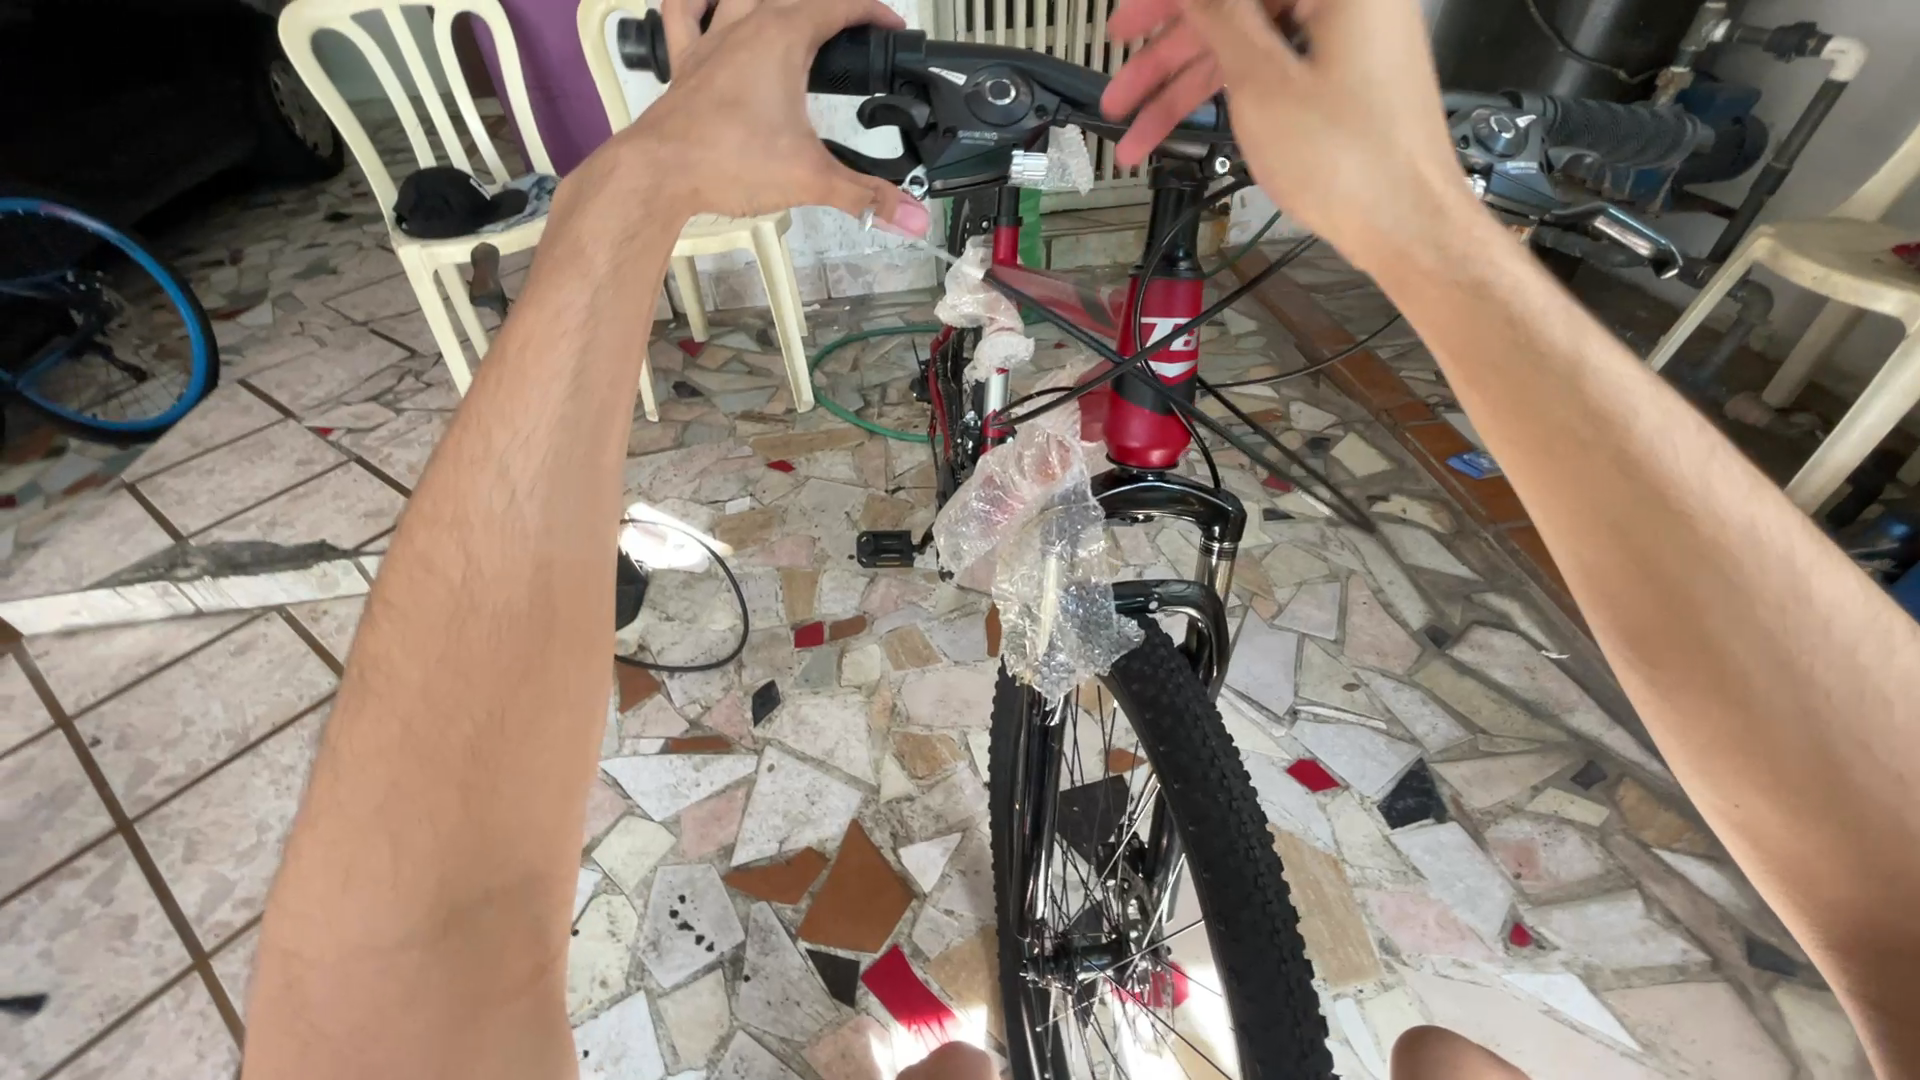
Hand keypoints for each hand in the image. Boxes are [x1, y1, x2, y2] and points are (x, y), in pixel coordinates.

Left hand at [567, 0, 930, 234]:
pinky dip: (699, 2)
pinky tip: (711, 3)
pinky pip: (686, 11)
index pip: (840, 7)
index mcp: (783, 38)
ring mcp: (712, 38)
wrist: (662, 171)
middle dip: (832, 8)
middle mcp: (746, 25)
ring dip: (771, 0)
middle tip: (853, 30)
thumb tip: (912, 217)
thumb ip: (867, 197)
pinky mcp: (686, 62)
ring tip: (792, 13)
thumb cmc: (727, 161)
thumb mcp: (813, 180)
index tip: (893, 26)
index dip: (873, 14)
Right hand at [1101, 0, 1477, 270]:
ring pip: (1244, 45)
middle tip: (1120, 80)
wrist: (1405, 221)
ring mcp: (1342, 33)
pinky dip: (1224, 96)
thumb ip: (1219, 14)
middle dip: (1169, 52)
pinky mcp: (1338, 70)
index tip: (1131, 22)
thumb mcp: (1263, 82)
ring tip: (1134, 132)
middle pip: (1236, 7)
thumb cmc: (1349, 159)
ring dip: (1184, 88)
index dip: (1174, 0)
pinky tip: (1179, 127)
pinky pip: (1267, 68)